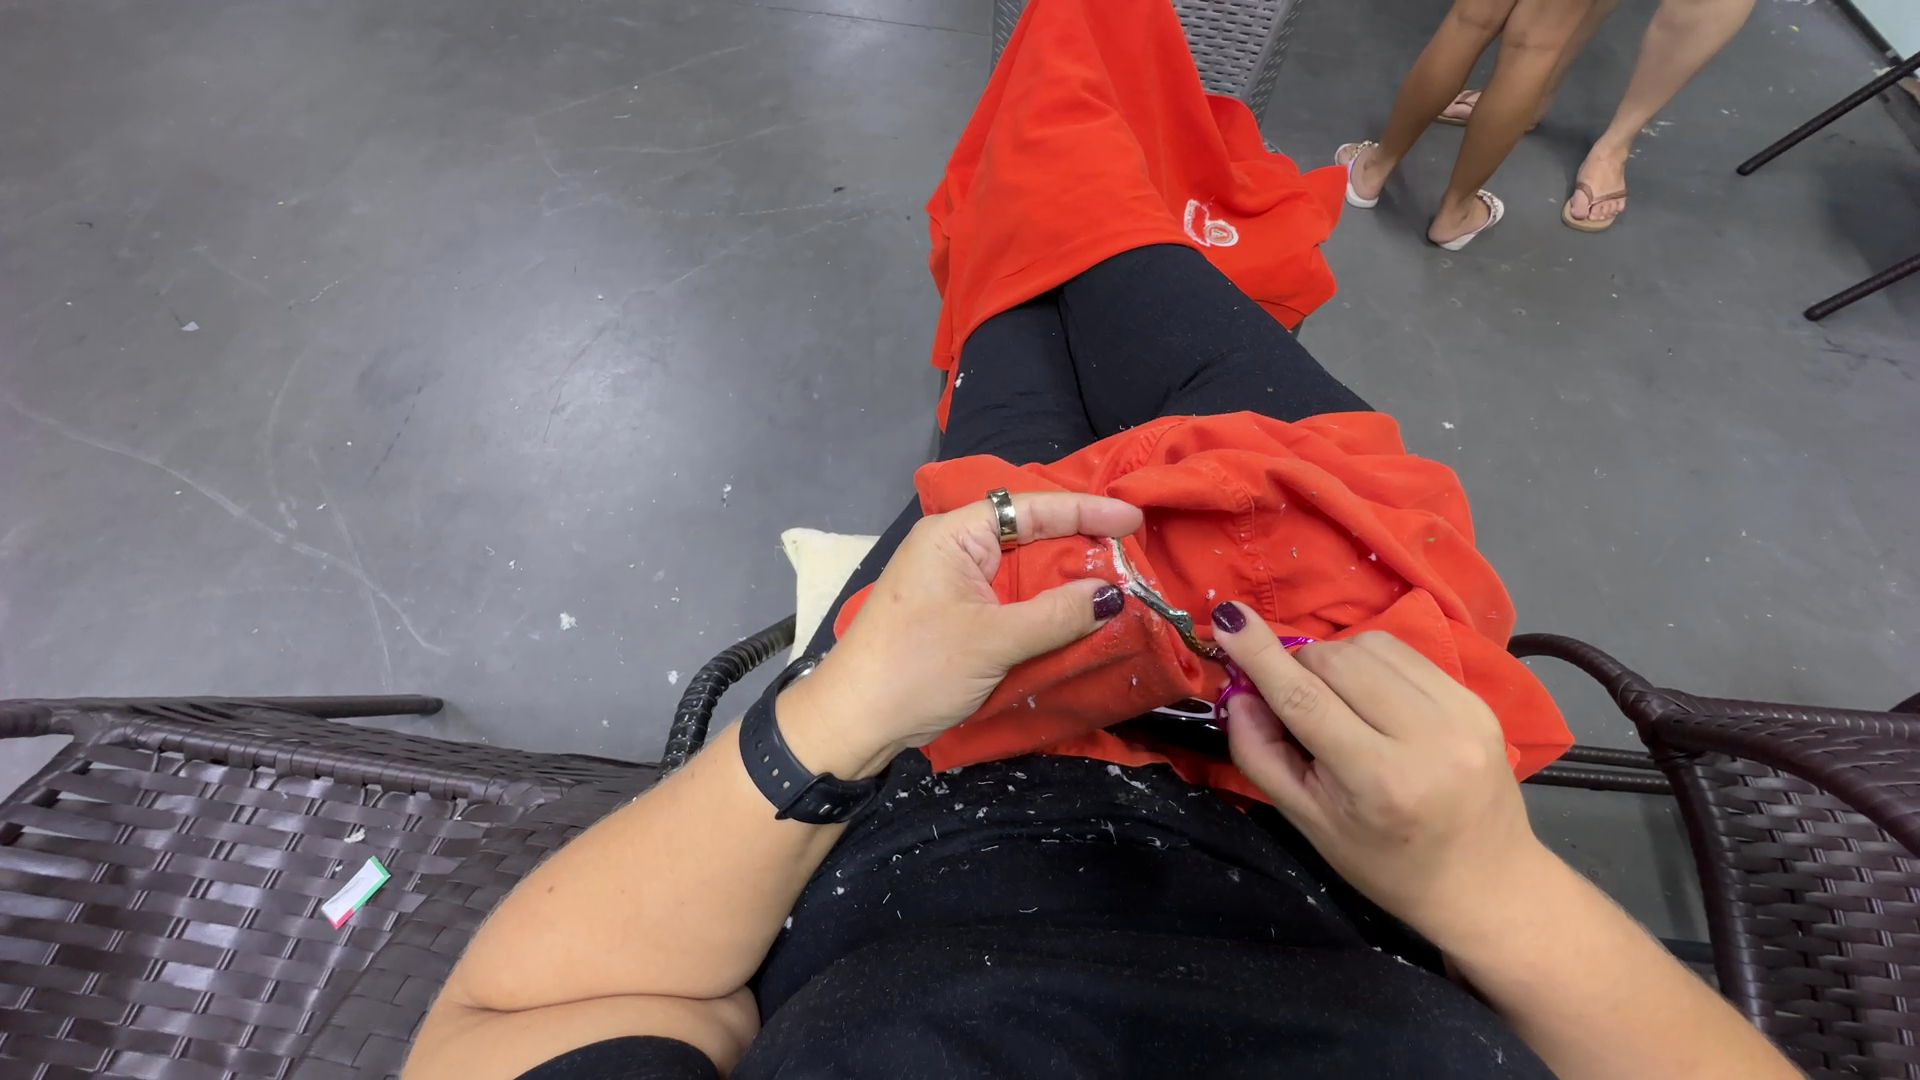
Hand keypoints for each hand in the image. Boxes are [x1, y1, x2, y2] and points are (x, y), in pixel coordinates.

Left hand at [779, 492, 1142, 779]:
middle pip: (1027, 533)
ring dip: (1063, 577)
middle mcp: (953, 548)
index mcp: (954, 534)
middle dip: (1078, 543)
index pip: (1029, 508)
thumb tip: (1113, 595)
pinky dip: (1043, 604)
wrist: (853, 720)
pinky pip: (1009, 597)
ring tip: (1115, 582)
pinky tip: (1075, 612)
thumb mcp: (993, 640)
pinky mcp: (955, 613)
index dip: (1084, 511)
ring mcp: (953, 582)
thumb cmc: (917, 667)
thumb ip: (1056, 615)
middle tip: (1131, 555)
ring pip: (1020, 568)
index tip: (1132, 520)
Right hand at [1209, 603, 1548, 942]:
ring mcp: (1461, 715)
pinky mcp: (1477, 700)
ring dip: (1333, 660)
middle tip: (1291, 697)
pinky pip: (1401, 651)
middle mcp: (1428, 740)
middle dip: (1298, 666)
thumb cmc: (1382, 860)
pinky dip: (1369, 661)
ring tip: (1338, 700)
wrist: (1487, 883)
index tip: (1227, 618)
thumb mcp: (1305, 819)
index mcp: (1379, 781)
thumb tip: (1239, 693)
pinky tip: (1372, 696)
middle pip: (1335, 661)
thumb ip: (1259, 753)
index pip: (1305, 699)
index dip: (1260, 653)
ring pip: (1368, 645)